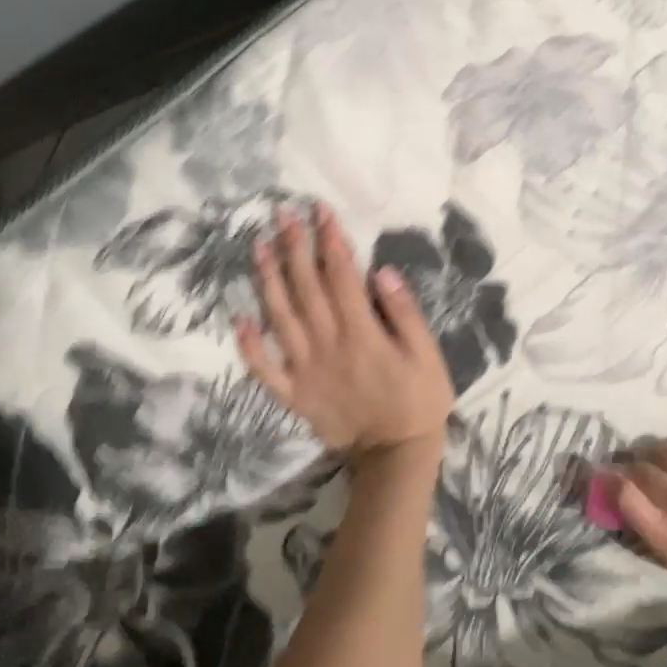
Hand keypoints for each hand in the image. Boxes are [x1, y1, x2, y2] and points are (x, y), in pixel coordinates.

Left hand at [234, 203, 453, 457]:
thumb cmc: (419, 399)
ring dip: (268, 281)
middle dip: (295, 248)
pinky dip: (249, 345)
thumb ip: (404, 313)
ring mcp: (306, 371)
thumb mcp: (427, 354)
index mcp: (362, 333)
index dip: (330, 240)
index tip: (320, 211)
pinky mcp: (294, 395)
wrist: (396, 455)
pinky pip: (264, 369)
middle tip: (282, 215)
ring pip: (281, 319)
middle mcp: (328, 346)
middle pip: (306, 288)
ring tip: (259, 247)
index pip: (341, 275)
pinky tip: (239, 318)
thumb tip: (381, 272)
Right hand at [610, 438, 666, 613]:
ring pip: (664, 449)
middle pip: (641, 468)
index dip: (607, 482)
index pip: (625, 494)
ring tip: (652, 459)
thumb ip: (650, 533)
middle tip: (627, 469)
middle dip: (628, 466)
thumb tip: (622, 503)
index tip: (602, 478)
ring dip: (652, 453)